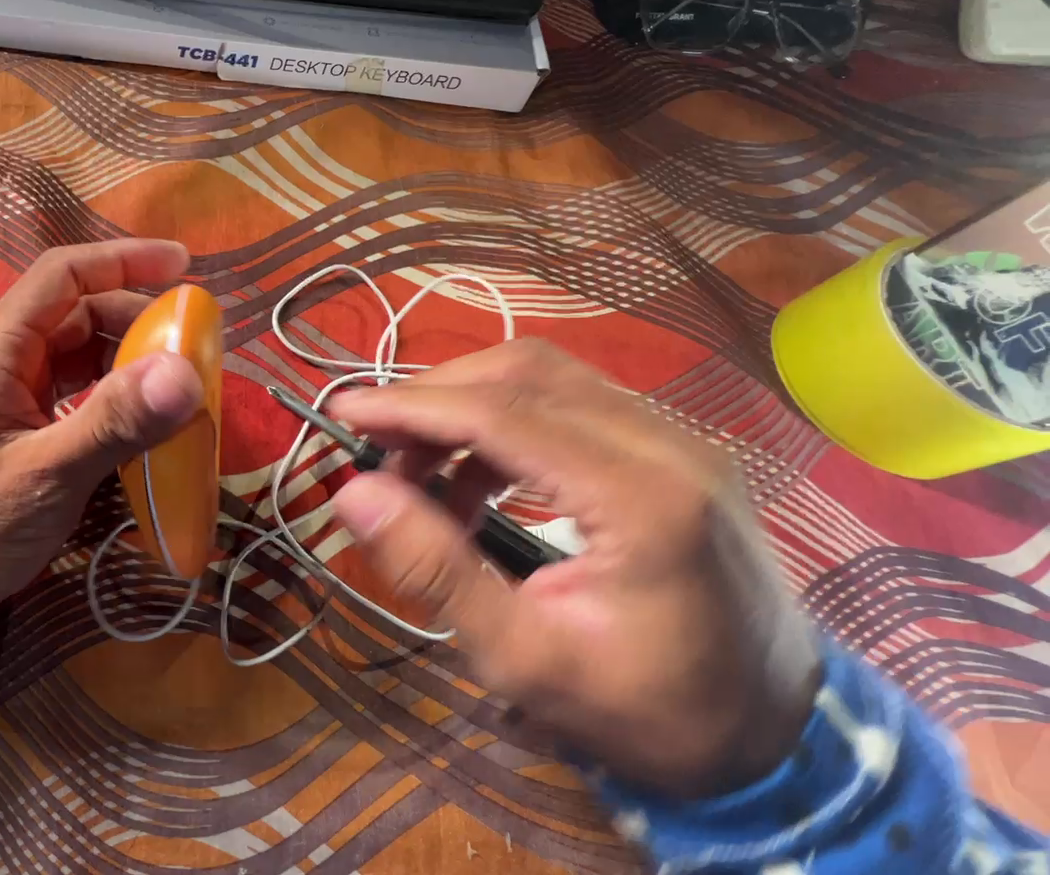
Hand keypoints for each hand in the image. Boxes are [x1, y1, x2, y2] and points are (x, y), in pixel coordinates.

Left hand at [0, 240, 205, 654]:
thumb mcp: (45, 476)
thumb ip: (113, 422)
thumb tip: (187, 370)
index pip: (63, 274)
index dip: (123, 258)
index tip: (184, 265)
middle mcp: (2, 360)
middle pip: (78, 312)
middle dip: (137, 320)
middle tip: (195, 350)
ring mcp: (7, 394)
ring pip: (78, 354)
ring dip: (129, 362)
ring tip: (179, 388)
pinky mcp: (16, 428)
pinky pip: (72, 393)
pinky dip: (111, 398)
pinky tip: (143, 425)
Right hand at [327, 339, 821, 797]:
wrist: (775, 739)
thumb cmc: (643, 711)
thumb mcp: (522, 657)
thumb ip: (433, 569)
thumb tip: (352, 492)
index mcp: (639, 497)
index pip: (499, 414)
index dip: (409, 406)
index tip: (339, 412)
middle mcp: (668, 443)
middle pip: (523, 374)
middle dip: (433, 398)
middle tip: (376, 447)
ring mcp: (680, 438)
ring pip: (546, 377)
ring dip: (464, 407)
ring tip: (419, 472)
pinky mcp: (675, 447)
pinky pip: (570, 402)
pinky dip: (503, 423)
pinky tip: (475, 481)